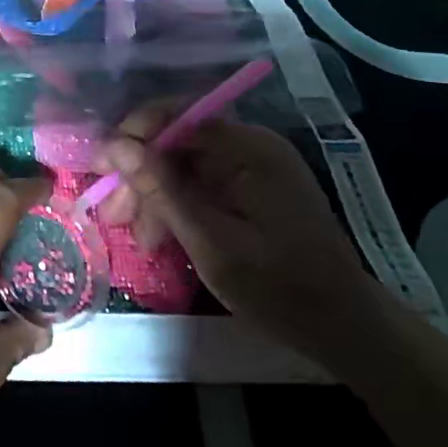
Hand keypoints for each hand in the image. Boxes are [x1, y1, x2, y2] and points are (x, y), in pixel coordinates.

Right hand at [91, 104, 387, 367]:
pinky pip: (194, 183)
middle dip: (137, 172)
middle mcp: (248, 147)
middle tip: (110, 208)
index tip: (102, 166)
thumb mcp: (210, 241)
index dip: (133, 134)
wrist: (345, 331)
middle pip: (174, 140)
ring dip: (149, 192)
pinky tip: (154, 234)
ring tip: (127, 229)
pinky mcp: (245, 190)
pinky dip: (171, 204)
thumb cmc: (280, 287)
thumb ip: (161, 189)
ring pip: (178, 164)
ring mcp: (247, 168)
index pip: (177, 115)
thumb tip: (115, 146)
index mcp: (249, 149)